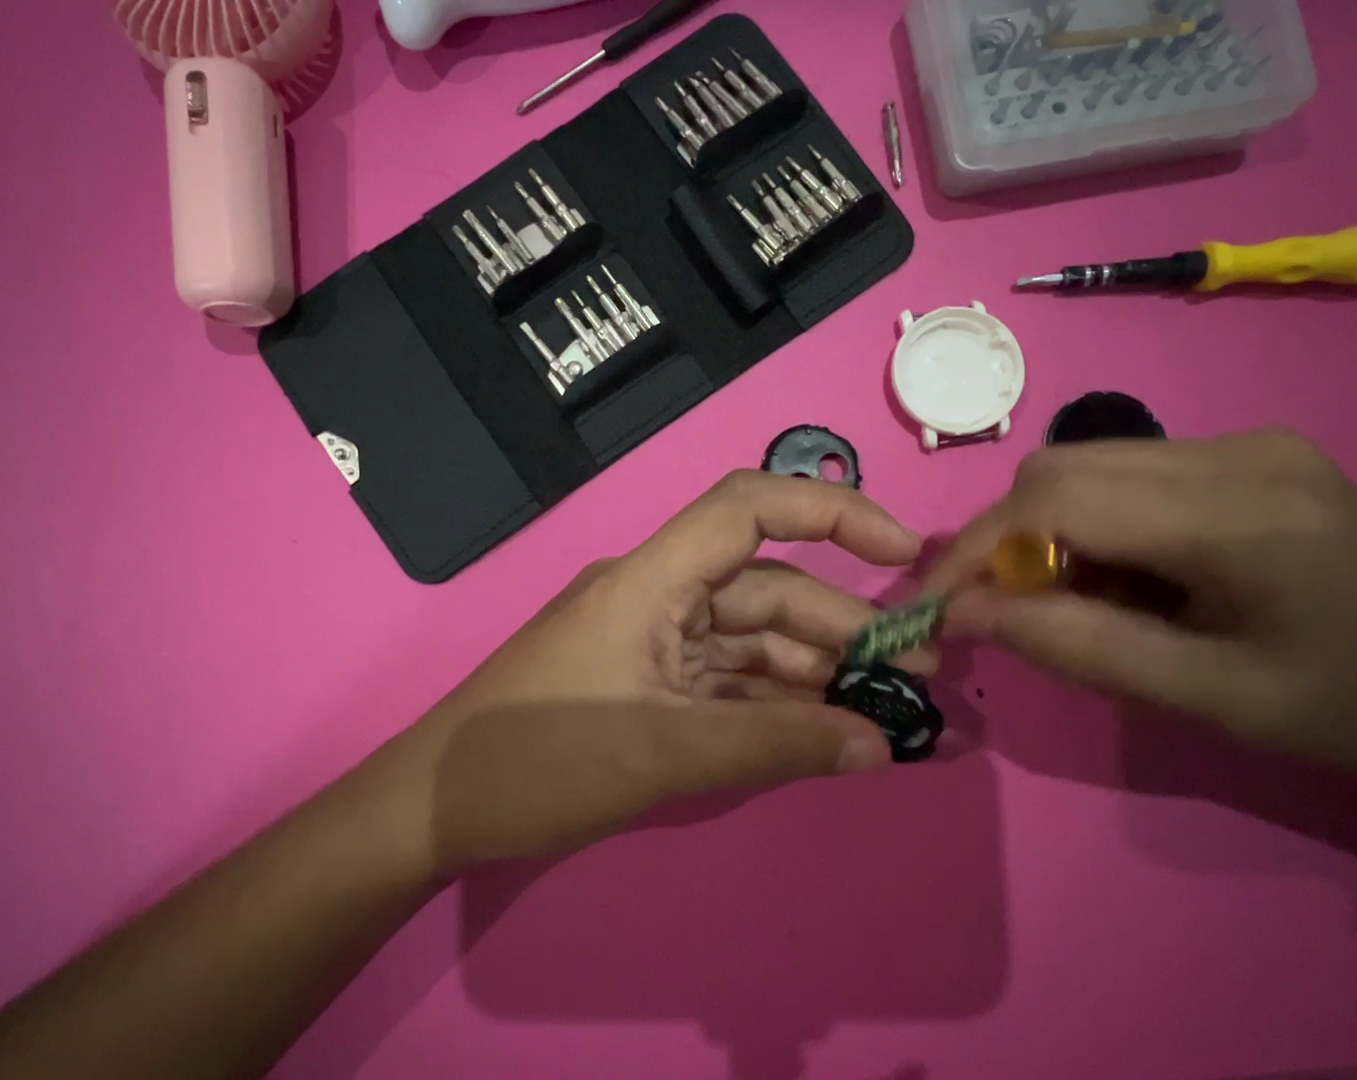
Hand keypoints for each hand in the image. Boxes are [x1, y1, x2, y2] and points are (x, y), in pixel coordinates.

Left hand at [366, 471, 934, 876]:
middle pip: (766, 592)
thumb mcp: (664, 753)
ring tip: (886, 712)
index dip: (830, 512)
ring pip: (752, 643)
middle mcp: (657, 597)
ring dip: (815, 673)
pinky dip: (775, 704)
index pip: (747, 508)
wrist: (436, 807)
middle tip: (920, 675)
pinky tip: (824, 731)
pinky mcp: (645, 687)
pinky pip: (727, 683)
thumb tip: (881, 745)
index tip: (903, 552)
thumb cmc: (537, 761)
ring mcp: (652, 645)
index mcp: (651, 580)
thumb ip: (775, 745)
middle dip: (843, 628)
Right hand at [922, 430, 1356, 792]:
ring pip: (1084, 466)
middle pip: (1061, 469)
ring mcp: (1245, 444)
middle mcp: (1236, 450)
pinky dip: (1089, 526)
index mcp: (1239, 511)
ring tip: (1068, 602)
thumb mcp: (1209, 699)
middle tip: (999, 614)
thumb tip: (959, 615)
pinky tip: (1121, 578)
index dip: (974, 551)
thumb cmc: (1354, 711)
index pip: (1057, 500)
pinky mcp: (1246, 455)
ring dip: (1045, 533)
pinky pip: (1125, 474)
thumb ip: (1077, 647)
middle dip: (1003, 541)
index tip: (929, 609)